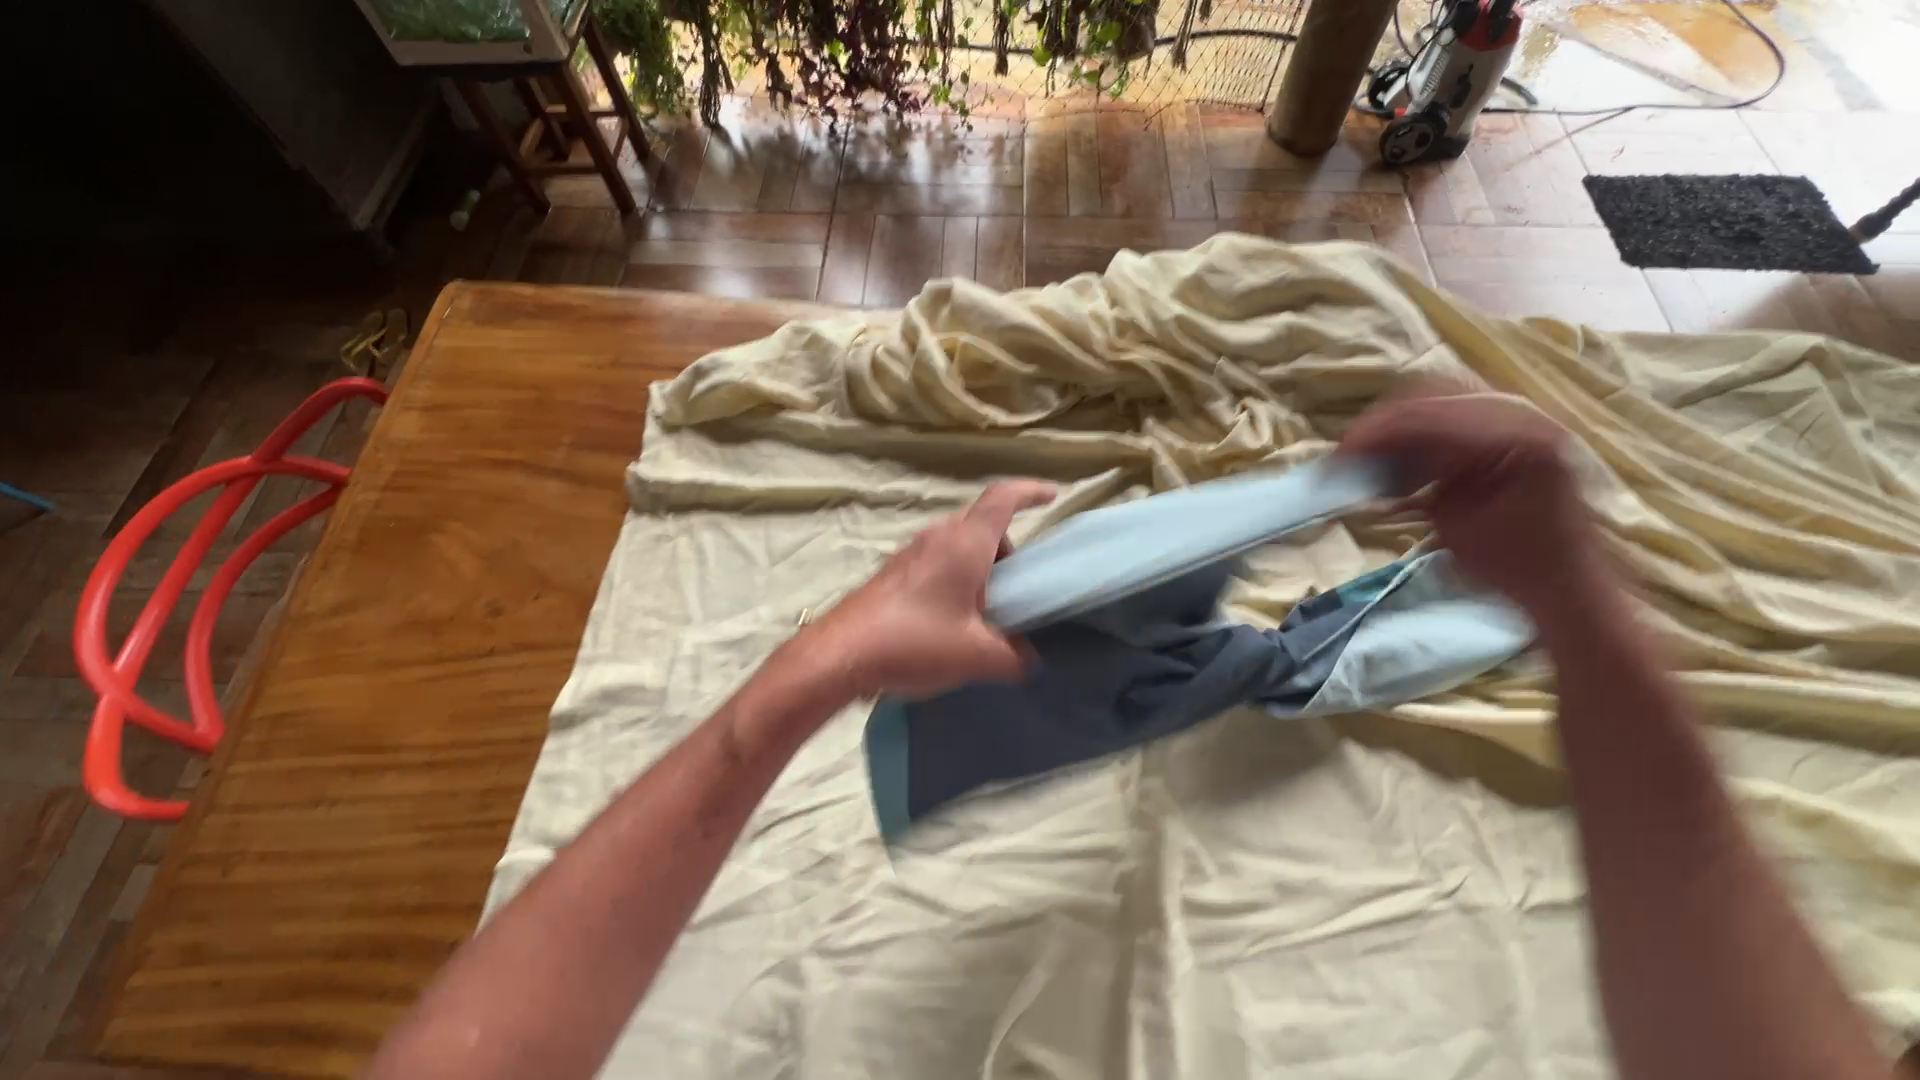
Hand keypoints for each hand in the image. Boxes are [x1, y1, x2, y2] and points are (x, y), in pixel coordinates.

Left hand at [808, 480, 1056, 699]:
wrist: (841, 654)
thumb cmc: (916, 642)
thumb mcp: (979, 656)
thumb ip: (1015, 657)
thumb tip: (1029, 660)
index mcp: (965, 543)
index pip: (1003, 497)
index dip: (1031, 492)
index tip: (1052, 496)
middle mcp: (937, 536)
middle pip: (981, 523)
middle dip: (1006, 547)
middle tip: (1017, 585)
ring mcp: (910, 552)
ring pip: (957, 543)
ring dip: (979, 565)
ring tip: (987, 609)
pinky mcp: (892, 573)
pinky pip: (936, 561)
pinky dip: (955, 577)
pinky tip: (952, 619)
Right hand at [1339, 390, 1608, 617]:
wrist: (1567, 585)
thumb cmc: (1512, 566)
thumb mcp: (1451, 524)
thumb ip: (1411, 484)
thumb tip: (1361, 464)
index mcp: (1514, 438)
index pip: (1425, 416)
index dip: (1373, 434)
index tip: (1338, 460)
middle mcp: (1523, 415)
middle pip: (1431, 395)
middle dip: (1383, 425)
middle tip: (1350, 457)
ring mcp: (1523, 418)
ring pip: (1441, 398)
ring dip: (1401, 427)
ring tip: (1373, 460)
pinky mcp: (1515, 430)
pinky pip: (1457, 413)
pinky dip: (1423, 432)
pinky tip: (1406, 463)